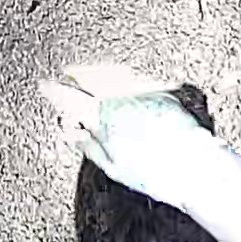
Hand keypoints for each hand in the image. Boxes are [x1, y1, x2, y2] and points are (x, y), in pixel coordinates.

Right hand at [38, 64, 214, 205]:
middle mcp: (122, 98)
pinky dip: (124, 74)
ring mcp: (143, 91)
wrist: (194, 165)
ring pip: (114, 72)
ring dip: (98, 69)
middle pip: (92, 77)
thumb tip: (75, 134)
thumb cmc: (156, 172)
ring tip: (89, 70)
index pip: (71, 99)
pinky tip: (121, 75)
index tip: (46, 85)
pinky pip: (137, 76)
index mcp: (104, 117)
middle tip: (67, 72)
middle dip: (77, 73)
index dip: (55, 91)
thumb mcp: (113, 167)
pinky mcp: (162, 91)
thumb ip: (90, 146)